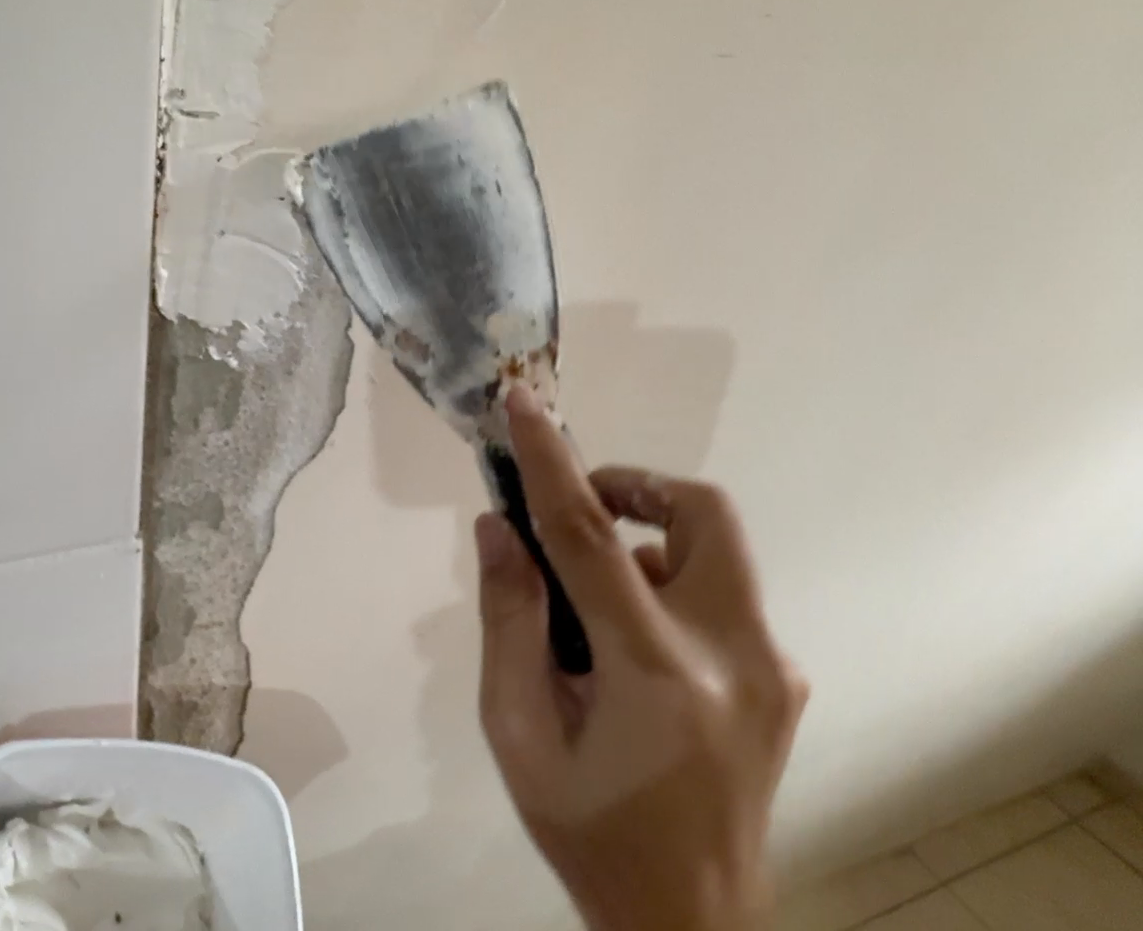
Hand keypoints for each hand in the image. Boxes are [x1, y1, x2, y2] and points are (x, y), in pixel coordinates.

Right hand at [476, 384, 806, 930]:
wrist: (686, 916)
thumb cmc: (583, 825)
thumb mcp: (514, 728)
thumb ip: (508, 620)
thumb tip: (497, 529)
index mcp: (655, 671)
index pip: (591, 536)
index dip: (550, 461)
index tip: (522, 401)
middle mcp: (735, 654)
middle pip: (702, 514)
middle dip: (632, 486)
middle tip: (573, 515)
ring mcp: (773, 667)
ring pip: (717, 550)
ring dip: (644, 544)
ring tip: (588, 607)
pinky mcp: (783, 680)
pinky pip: (720, 596)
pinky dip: (664, 587)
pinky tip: (627, 650)